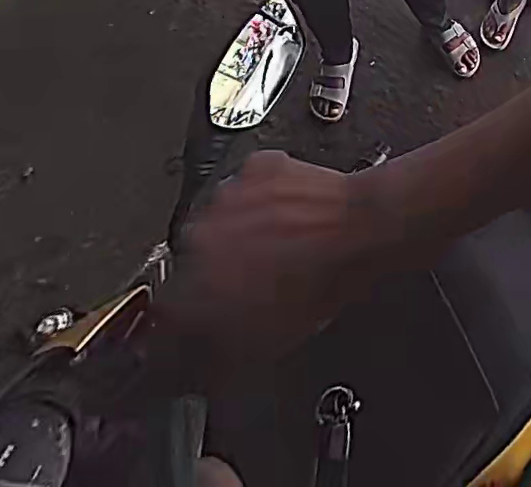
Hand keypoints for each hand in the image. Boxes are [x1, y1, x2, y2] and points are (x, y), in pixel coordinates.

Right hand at [149, 151, 388, 384]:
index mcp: (191, 288)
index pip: (169, 308)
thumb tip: (199, 364)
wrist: (360, 228)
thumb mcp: (265, 342)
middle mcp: (197, 239)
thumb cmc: (322, 282)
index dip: (192, 312)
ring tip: (279, 237)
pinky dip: (264, 194)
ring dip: (240, 227)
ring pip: (221, 217)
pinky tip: (288, 210)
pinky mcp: (253, 167)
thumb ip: (216, 354)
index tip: (207, 310)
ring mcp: (225, 197)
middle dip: (218, 266)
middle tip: (255, 271)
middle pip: (194, 258)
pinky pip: (249, 185)